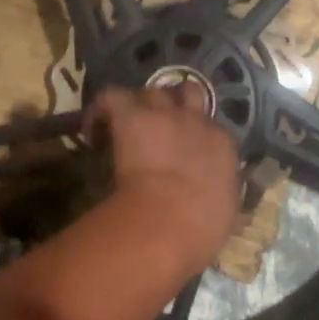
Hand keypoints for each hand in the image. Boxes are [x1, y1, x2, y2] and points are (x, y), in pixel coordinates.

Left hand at [91, 83, 241, 262]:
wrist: (171, 219)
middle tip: (160, 124)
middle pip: (188, 94)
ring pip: (153, 91)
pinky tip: (94, 127)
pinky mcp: (131, 117)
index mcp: (222, 145)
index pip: (213, 130)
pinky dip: (101, 108)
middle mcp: (197, 122)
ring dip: (142, 104)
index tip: (186, 156)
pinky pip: (112, 97)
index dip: (198, 137)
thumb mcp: (224, 210)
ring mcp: (164, 116)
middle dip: (175, 104)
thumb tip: (212, 195)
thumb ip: (219, 193)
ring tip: (128, 122)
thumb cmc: (201, 227)